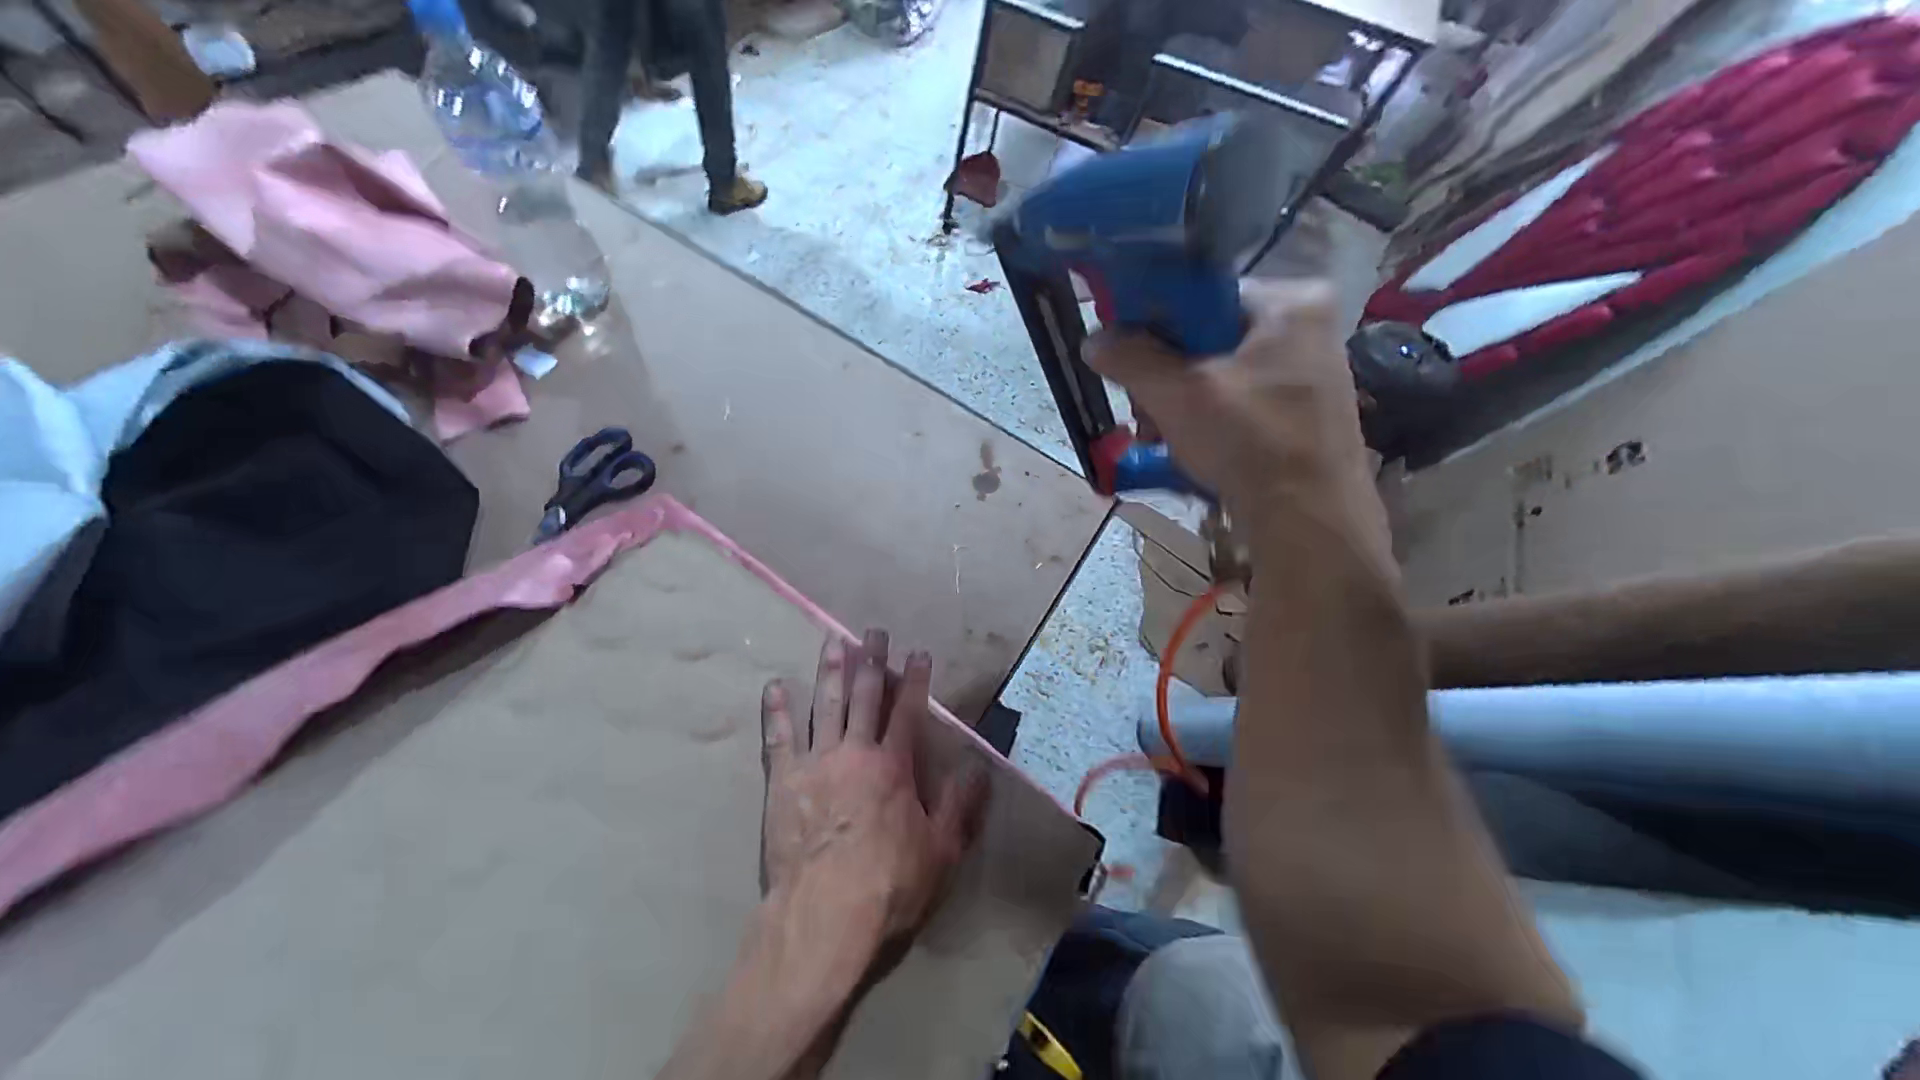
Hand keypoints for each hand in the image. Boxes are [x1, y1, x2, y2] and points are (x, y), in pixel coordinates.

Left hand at [760, 630, 986, 964]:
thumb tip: (978, 765)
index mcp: (894, 766)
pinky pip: (777, 737)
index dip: (915, 679)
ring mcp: (815, 763)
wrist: (824, 916)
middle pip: (865, 697)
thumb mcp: (941, 851)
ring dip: (830, 671)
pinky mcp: (782, 781)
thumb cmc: (889, 886)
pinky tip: (774, 685)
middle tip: (873, 632)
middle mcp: (855, 752)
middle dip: (872, 661)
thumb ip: (961, 805)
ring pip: (824, 705)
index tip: (918, 652)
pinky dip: (776, 710)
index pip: (908, 711)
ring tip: (833, 642)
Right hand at [1088, 280, 1381, 544]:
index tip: (1127, 359)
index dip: (1155, 325)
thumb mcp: (1178, 394)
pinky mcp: (1303, 414)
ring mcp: (1309, 374)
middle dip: (1165, 378)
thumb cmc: (1250, 442)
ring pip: (1219, 374)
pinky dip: (1207, 422)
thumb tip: (1093, 338)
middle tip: (1145, 413)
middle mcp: (1308, 328)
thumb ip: (1131, 358)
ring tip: (1160, 438)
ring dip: (1179, 406)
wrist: (1311, 523)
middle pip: (1207, 337)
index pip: (1202, 294)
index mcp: (1292, 302)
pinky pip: (1239, 402)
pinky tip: (1191, 450)